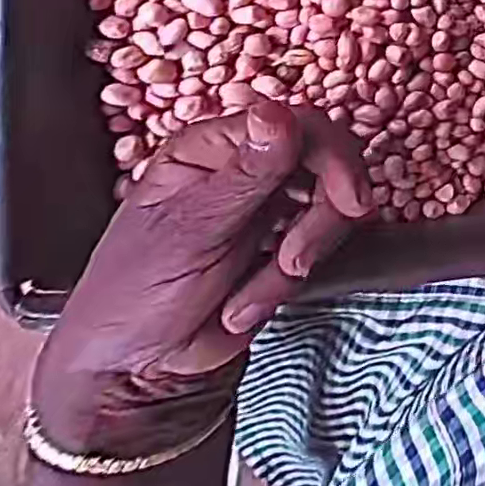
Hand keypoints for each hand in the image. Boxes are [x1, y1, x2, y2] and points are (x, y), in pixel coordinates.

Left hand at [29, 102, 371, 456]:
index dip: (334, 158)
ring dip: (303, 254)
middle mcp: (250, 163)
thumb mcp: (190, 233)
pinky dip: (294, 278)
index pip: (300, 125)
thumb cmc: (134, 296)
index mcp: (215, 146)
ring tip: (254, 294)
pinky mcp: (288, 236)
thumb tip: (278, 113)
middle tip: (298, 260)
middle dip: (323, 216)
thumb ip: (245, 174)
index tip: (350, 201)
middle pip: (329, 161)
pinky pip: (324, 241)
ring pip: (334, 203)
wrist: (135, 372)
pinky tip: (251, 301)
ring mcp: (272, 199)